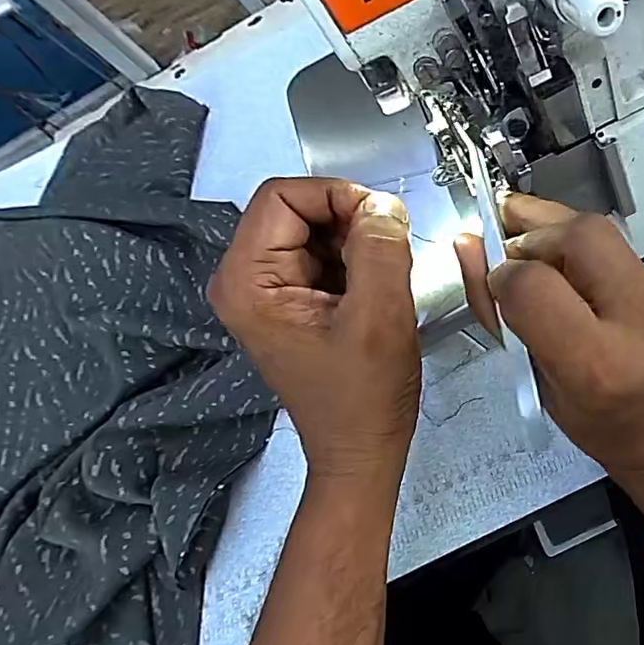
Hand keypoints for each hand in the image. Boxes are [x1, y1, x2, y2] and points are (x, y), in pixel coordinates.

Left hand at [210, 177, 420, 484]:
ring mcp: (275, 294)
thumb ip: (381, 252)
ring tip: (389, 284)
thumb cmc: (364, 398)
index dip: (339, 197)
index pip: (283, 197)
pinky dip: (363, 265)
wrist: (362, 447)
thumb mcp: (380, 318)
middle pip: (300, 212)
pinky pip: (332, 261)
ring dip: (363, 247)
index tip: (386, 220)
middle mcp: (250, 281)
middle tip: (394, 254)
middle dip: (354, 224)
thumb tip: (385, 205)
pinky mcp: (300, 305)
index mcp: (249, 281)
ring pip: (320, 235)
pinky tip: (382, 295)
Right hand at [453, 193, 643, 484]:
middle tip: (510, 251)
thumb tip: (471, 249)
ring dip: (555, 233)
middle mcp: (642, 323)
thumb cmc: (596, 421)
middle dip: (534, 234)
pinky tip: (563, 268)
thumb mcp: (533, 382)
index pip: (537, 287)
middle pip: (582, 236)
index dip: (503, 274)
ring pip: (601, 229)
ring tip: (530, 252)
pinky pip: (615, 244)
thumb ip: (499, 315)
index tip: (494, 281)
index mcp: (600, 365)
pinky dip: (579, 246)